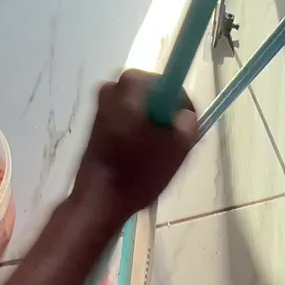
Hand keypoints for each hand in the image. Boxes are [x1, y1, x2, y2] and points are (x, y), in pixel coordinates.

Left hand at [69, 70, 201, 226]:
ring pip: (141, 107)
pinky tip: (140, 155)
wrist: (97, 199)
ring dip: (152, 125)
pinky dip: (137, 130)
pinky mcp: (97, 119)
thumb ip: (188, 124)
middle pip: (154, 94)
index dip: (182, 107)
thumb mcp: (176, 149)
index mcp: (133, 84)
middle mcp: (114, 85)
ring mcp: (102, 102)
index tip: (185, 131)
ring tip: (156, 154)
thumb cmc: (138, 173)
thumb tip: (185, 115)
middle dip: (166, 116)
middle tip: (173, 144)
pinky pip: (127, 117)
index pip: (170, 86)